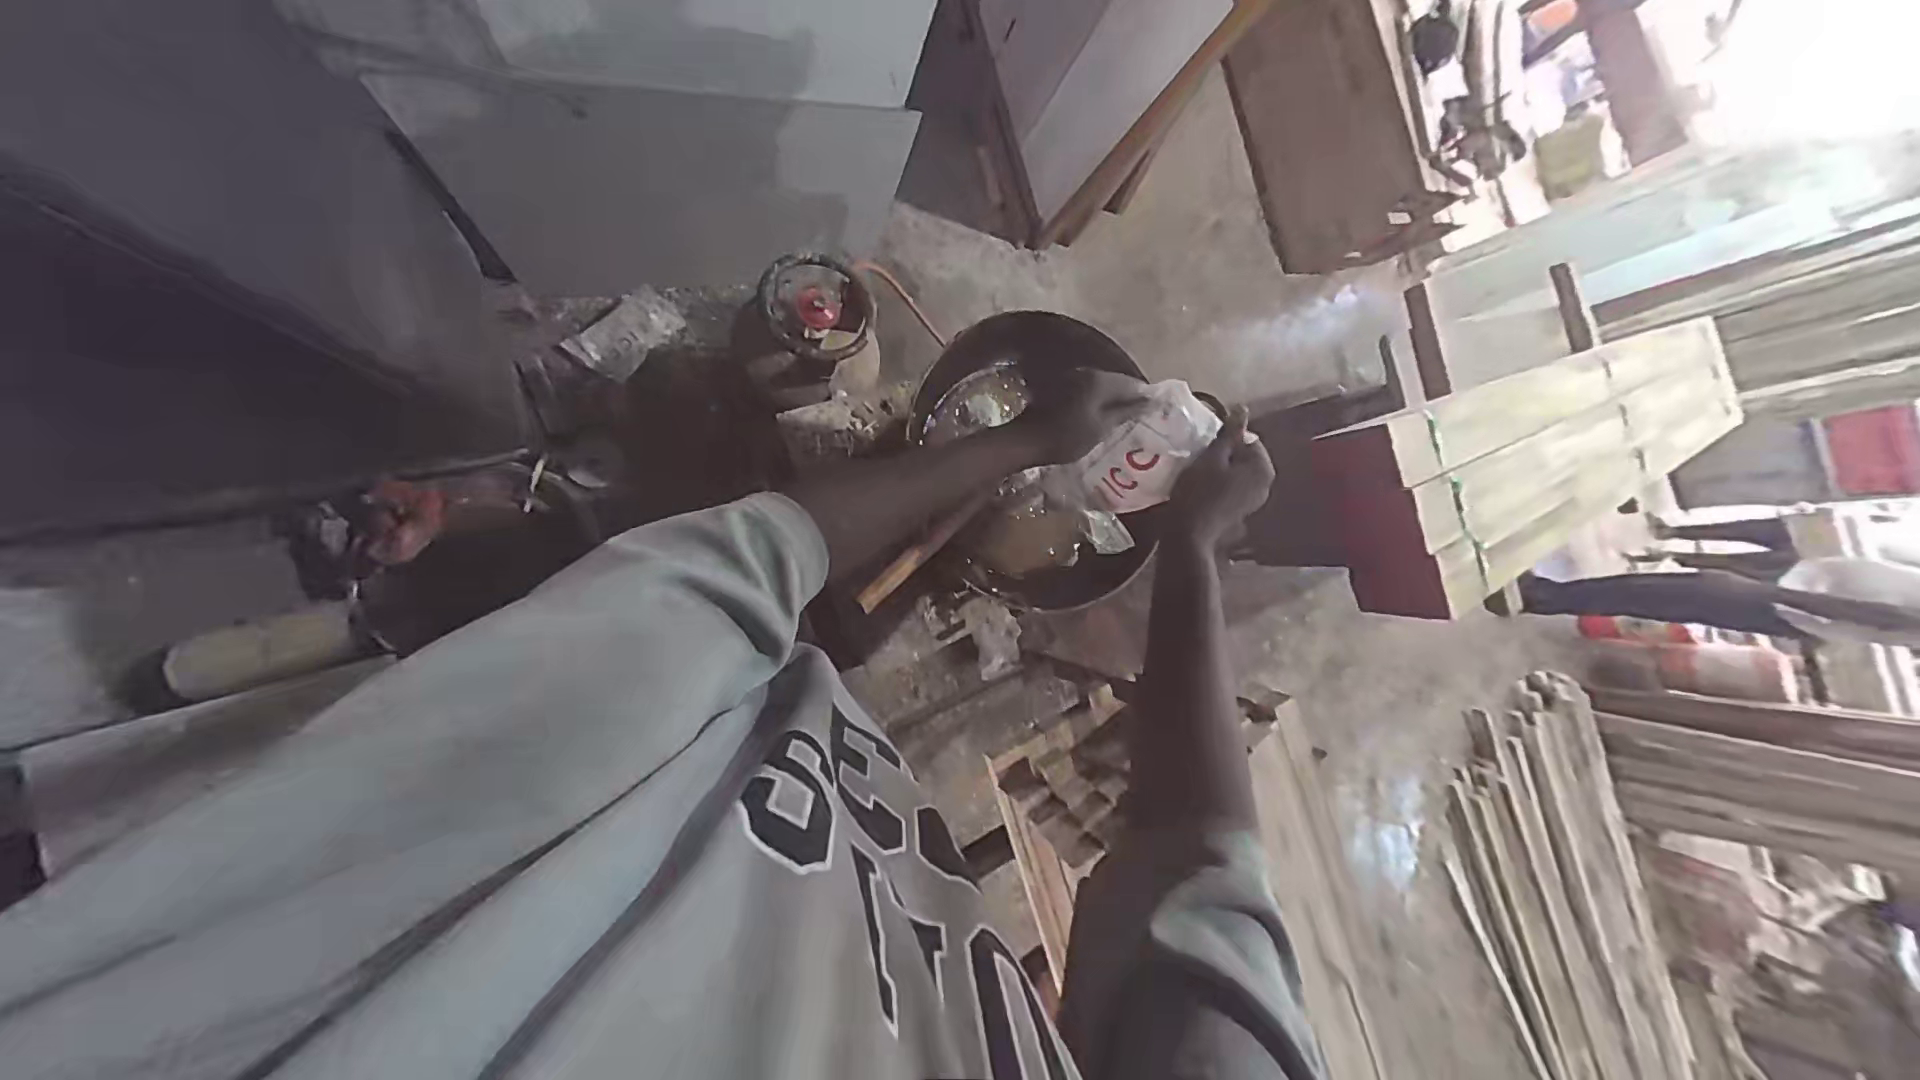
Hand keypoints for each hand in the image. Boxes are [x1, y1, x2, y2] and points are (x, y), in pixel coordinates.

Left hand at [1016, 367, 1146, 464]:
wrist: (1027, 441)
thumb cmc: (1066, 437)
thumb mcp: (1101, 428)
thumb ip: (1126, 412)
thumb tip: (1149, 402)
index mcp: (1100, 380)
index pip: (1131, 383)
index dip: (1144, 396)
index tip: (1154, 410)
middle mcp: (1085, 373)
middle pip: (1114, 383)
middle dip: (1127, 398)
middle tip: (1139, 416)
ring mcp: (1069, 379)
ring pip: (1098, 388)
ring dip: (1110, 401)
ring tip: (1120, 419)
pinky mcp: (1057, 389)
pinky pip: (1084, 393)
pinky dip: (1094, 403)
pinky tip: (1097, 418)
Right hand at [1166, 407, 1273, 545]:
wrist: (1188, 535)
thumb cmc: (1198, 493)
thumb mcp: (1211, 458)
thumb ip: (1229, 433)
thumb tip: (1242, 408)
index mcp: (1262, 468)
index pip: (1248, 438)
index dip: (1224, 439)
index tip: (1203, 447)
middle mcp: (1264, 484)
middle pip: (1242, 457)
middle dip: (1222, 455)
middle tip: (1197, 459)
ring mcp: (1253, 501)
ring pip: (1235, 473)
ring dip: (1218, 470)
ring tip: (1196, 474)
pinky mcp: (1239, 512)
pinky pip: (1230, 488)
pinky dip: (1217, 485)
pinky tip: (1200, 490)